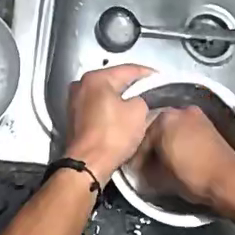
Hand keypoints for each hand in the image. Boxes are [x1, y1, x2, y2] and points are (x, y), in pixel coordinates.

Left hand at [63, 65, 155, 182]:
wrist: (87, 164)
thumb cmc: (113, 135)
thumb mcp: (139, 112)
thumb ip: (143, 98)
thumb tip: (140, 100)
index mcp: (96, 78)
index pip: (128, 69)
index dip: (148, 74)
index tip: (161, 79)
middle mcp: (81, 85)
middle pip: (114, 80)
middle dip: (133, 86)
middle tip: (151, 92)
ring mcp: (75, 101)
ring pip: (105, 94)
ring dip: (121, 98)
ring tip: (139, 104)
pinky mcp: (74, 117)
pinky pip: (97, 106)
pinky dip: (110, 109)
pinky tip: (122, 116)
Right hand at [134, 106, 234, 209]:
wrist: (229, 180)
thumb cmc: (192, 177)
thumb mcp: (161, 178)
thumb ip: (145, 171)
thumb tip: (139, 171)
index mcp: (163, 120)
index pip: (140, 138)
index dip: (136, 158)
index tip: (134, 172)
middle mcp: (179, 111)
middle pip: (155, 129)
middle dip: (150, 147)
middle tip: (146, 166)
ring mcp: (195, 115)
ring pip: (171, 128)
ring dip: (164, 143)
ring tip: (162, 161)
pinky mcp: (207, 124)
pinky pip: (185, 130)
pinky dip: (178, 140)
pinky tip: (178, 155)